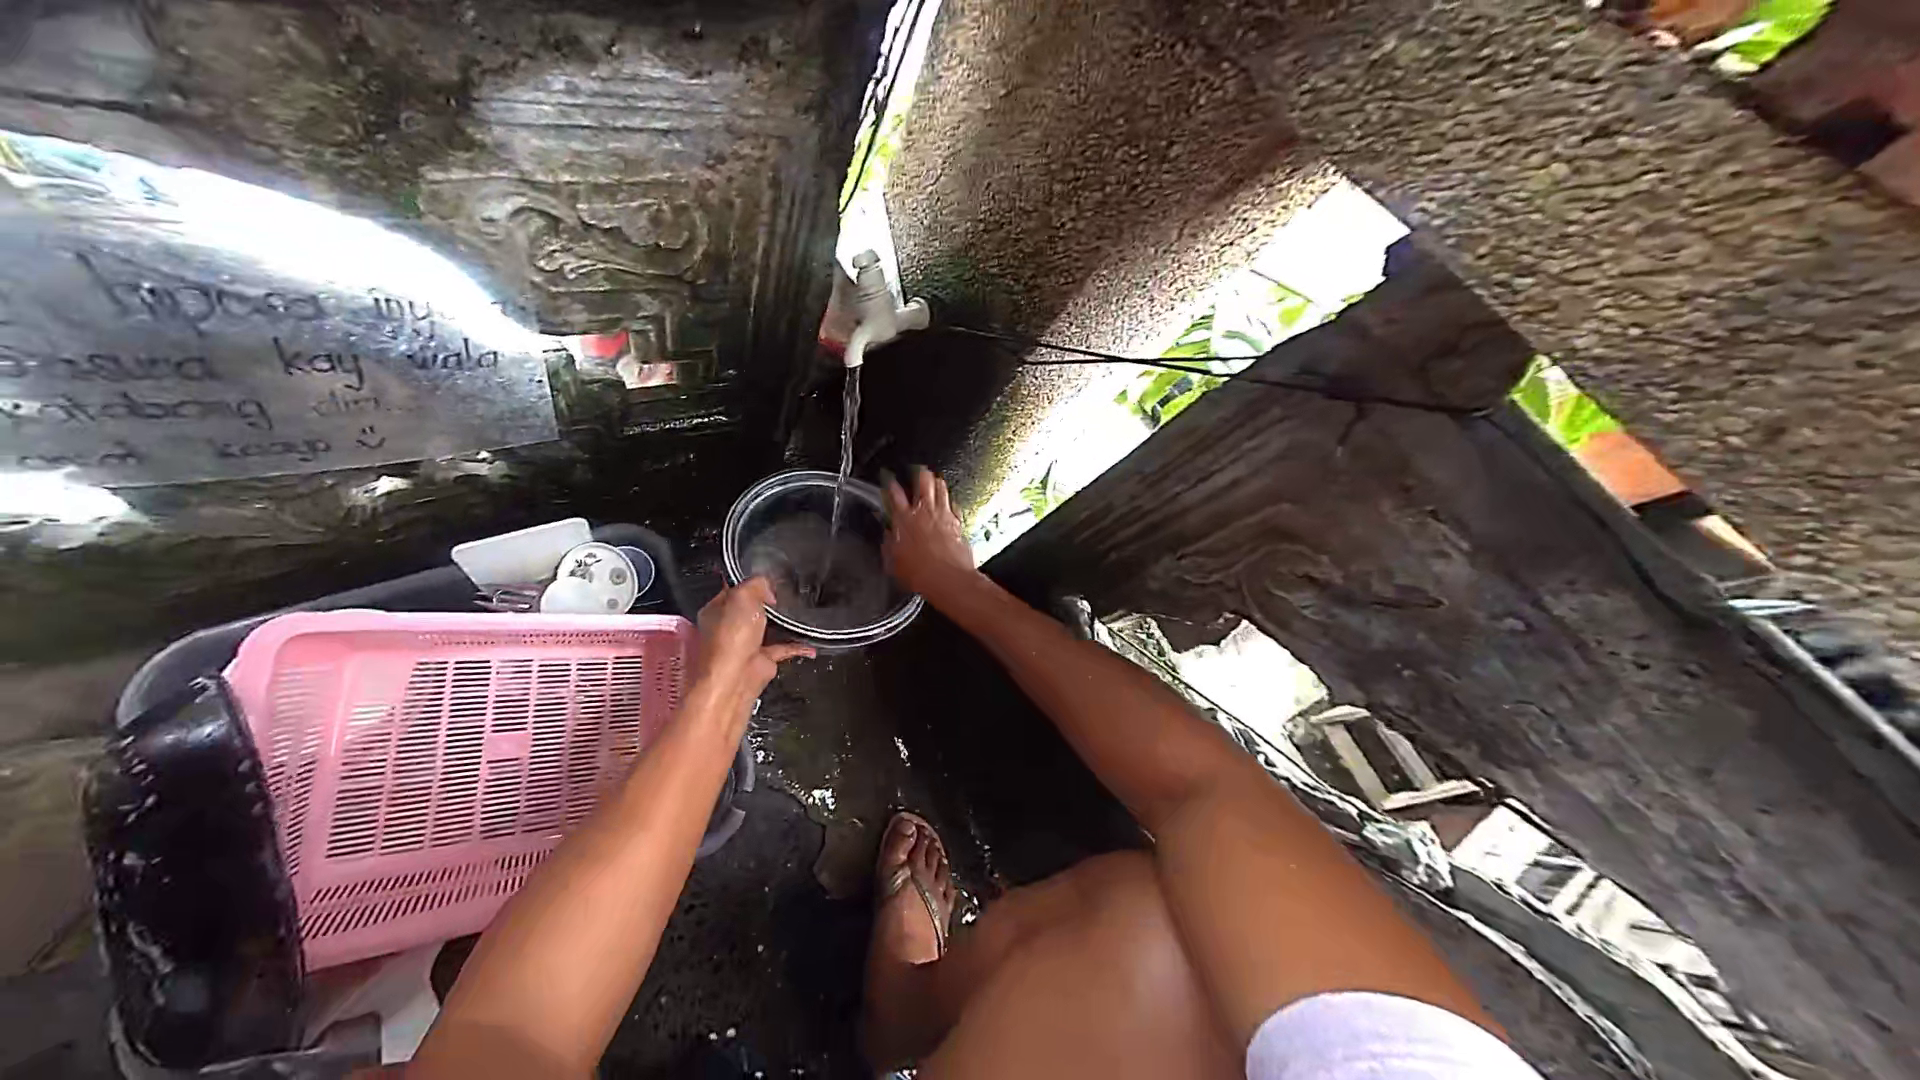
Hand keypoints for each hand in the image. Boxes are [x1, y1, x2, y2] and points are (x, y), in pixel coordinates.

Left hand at [686, 577, 812, 726]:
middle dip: (769, 603)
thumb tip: (767, 586)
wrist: (733, 678)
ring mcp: (745, 645)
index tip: (769, 578)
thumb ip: (756, 584)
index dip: (751, 583)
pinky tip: (810, 643)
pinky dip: (798, 646)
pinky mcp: (761, 660)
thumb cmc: (728, 639)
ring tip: (800, 613)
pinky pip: (783, 648)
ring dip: (784, 624)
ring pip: (768, 629)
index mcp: (717, 610)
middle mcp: (729, 628)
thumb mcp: (742, 596)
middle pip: (752, 609)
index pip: (735, 590)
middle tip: (785, 594)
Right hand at [883, 467, 977, 600]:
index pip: (894, 493)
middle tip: (917, 470)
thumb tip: (887, 537)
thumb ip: (889, 544)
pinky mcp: (958, 523)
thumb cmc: (920, 573)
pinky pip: (954, 505)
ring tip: (935, 478)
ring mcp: (943, 515)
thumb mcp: (894, 561)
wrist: (947, 578)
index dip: (890, 482)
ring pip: (941, 488)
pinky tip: (951, 502)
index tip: (889, 478)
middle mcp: (924, 512)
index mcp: (904, 519)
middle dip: (919, 473)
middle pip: (922, 481)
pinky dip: (951, 501)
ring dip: (937, 482)